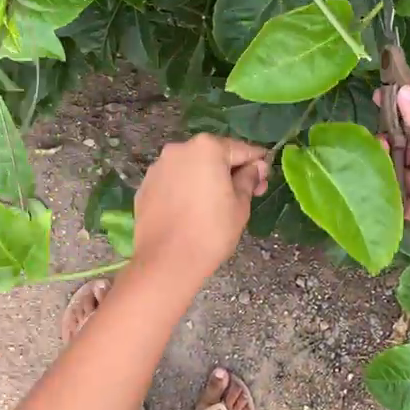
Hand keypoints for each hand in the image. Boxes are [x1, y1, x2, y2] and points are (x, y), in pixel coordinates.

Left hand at [130, 134, 268, 289]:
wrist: (166, 262)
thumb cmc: (211, 231)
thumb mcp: (240, 205)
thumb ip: (249, 179)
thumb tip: (255, 167)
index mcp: (207, 148)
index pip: (241, 150)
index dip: (257, 164)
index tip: (264, 180)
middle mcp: (180, 149)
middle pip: (213, 155)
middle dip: (230, 171)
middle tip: (245, 195)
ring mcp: (159, 166)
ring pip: (191, 167)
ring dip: (206, 178)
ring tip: (215, 205)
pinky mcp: (145, 185)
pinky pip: (173, 181)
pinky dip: (185, 189)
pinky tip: (191, 211)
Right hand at [380, 85, 409, 293]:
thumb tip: (403, 90)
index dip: (400, 107)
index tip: (375, 95)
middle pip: (407, 146)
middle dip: (388, 140)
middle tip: (367, 140)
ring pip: (400, 172)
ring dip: (385, 168)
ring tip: (365, 166)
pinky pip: (399, 199)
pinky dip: (388, 196)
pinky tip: (370, 191)